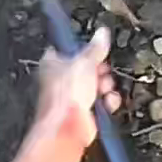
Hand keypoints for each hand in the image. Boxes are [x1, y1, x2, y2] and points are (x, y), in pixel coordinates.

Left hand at [33, 27, 120, 147]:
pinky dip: (107, 102)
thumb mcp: (84, 62)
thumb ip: (95, 48)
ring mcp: (73, 97)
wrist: (67, 128)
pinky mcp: (85, 112)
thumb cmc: (65, 95)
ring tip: (104, 88)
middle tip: (102, 70)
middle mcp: (61, 80)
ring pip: (97, 85)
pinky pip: (102, 102)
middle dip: (100, 70)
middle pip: (88, 68)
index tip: (96, 49)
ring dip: (106, 86)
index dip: (84, 49)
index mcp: (54, 63)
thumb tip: (102, 33)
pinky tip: (107, 102)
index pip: (69, 49)